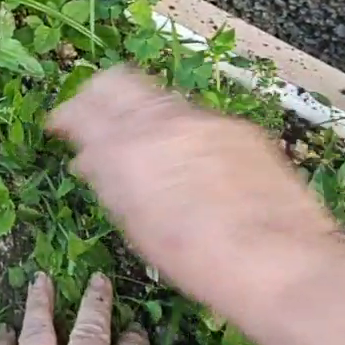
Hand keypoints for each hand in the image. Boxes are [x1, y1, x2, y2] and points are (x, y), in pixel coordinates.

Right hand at [46, 65, 344, 336]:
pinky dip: (176, 127)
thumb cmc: (199, 260)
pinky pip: (193, 115)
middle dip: (97, 94)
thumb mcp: (136, 223)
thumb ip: (108, 178)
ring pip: (155, 95)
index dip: (65, 114)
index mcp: (126, 148)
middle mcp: (161, 120)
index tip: (60, 125)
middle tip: (92, 116)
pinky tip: (184, 156)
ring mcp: (203, 119)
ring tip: (139, 139)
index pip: (81, 108)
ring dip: (138, 110)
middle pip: (115, 81)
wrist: (284, 263)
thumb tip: (89, 157)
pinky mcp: (237, 127)